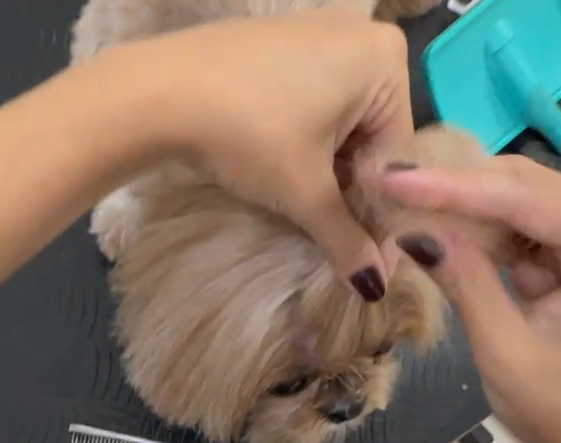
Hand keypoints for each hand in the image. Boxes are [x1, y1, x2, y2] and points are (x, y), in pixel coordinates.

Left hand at [104, 10, 415, 298]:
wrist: (162, 92)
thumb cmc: (249, 134)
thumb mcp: (304, 192)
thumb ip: (346, 240)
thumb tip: (376, 288)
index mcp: (385, 59)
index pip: (398, 158)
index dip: (381, 218)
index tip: (371, 264)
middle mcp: (362, 36)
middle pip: (372, 141)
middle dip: (353, 195)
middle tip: (335, 242)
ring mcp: (322, 35)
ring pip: (343, 128)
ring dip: (329, 177)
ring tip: (307, 212)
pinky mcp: (285, 47)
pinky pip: (316, 107)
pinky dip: (308, 148)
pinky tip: (285, 175)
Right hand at [380, 157, 560, 442]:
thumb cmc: (553, 409)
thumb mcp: (502, 349)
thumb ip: (465, 281)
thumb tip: (414, 229)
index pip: (529, 198)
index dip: (456, 187)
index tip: (396, 176)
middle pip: (529, 187)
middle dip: (459, 188)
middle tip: (390, 183)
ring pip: (523, 199)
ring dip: (465, 205)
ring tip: (404, 200)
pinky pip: (525, 224)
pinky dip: (482, 229)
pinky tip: (438, 224)